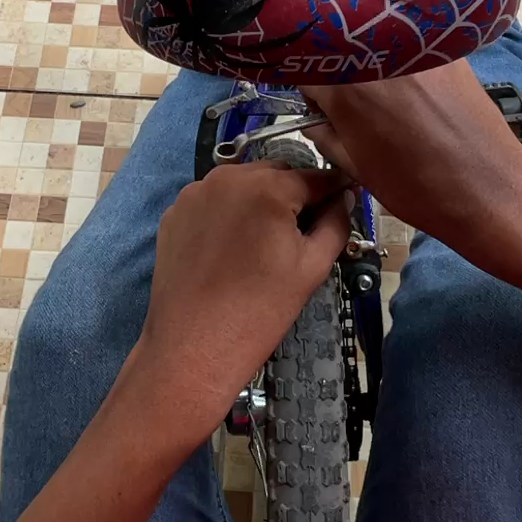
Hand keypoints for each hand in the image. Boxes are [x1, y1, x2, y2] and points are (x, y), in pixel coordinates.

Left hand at [132, 161, 352, 441]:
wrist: (193, 347)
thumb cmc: (259, 310)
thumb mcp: (312, 267)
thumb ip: (336, 224)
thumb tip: (345, 197)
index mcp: (268, 187)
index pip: (315, 176)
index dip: (335, 189)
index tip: (345, 201)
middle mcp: (229, 177)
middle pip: (277, 174)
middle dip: (295, 194)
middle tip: (303, 230)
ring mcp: (196, 192)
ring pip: (243, 183)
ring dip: (260, 199)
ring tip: (265, 240)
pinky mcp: (175, 211)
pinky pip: (213, 199)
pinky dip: (229, 211)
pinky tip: (232, 246)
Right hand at [303, 60, 521, 270]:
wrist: (489, 190)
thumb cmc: (418, 188)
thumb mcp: (357, 169)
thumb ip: (326, 136)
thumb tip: (314, 120)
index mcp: (346, 89)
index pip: (305, 67)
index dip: (308, 86)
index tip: (318, 102)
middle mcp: (375, 56)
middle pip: (338, 47)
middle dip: (336, 69)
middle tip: (349, 100)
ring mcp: (411, 47)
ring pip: (372, 41)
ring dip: (367, 60)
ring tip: (386, 94)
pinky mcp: (444, 47)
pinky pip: (407, 43)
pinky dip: (400, 56)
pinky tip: (414, 86)